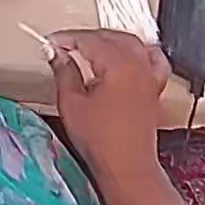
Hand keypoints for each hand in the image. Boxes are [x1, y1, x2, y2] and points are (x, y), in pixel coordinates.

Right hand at [46, 30, 168, 174]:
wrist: (126, 167)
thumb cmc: (98, 139)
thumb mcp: (71, 103)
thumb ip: (64, 71)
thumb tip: (57, 54)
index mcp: (118, 67)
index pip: (89, 40)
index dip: (67, 38)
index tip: (51, 42)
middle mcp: (139, 66)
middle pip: (111, 37)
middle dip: (85, 37)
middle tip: (64, 45)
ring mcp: (150, 76)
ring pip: (131, 43)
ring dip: (109, 40)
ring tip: (89, 46)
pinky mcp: (154, 88)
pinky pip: (152, 59)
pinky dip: (138, 51)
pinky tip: (128, 55)